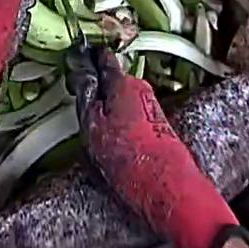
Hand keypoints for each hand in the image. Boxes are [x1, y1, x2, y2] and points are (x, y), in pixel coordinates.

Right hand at [72, 45, 241, 247]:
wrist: (171, 191)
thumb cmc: (129, 157)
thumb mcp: (93, 125)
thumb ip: (85, 95)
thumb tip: (80, 72)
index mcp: (121, 82)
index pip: (102, 57)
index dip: (87, 56)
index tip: (77, 61)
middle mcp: (140, 87)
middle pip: (113, 79)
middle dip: (99, 88)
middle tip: (83, 104)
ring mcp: (152, 105)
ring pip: (123, 98)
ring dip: (112, 107)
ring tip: (100, 130)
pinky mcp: (160, 124)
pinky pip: (134, 114)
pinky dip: (123, 121)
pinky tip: (117, 141)